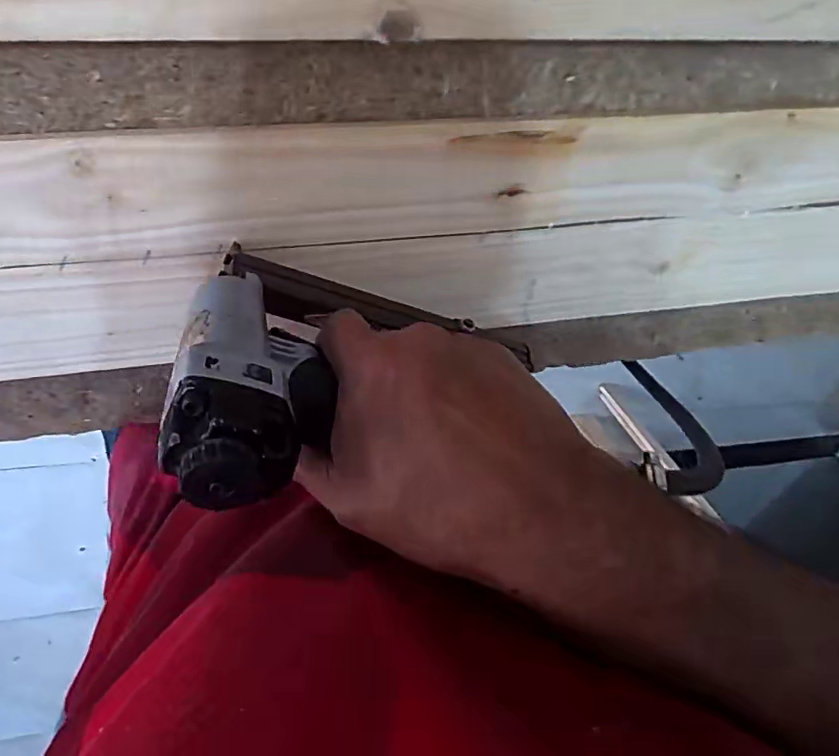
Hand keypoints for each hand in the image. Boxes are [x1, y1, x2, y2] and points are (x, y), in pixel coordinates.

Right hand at [295, 312, 646, 589]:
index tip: (335, 388)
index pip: (335, 326)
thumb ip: (309, 462)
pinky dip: (461, 390)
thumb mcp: (352, 501)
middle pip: (383, 349)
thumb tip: (294, 442)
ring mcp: (465, 345)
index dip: (329, 353)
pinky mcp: (503, 358)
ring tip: (443, 440)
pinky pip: (464, 367)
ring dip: (421, 386)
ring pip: (425, 360)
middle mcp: (417, 340)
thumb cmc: (437, 506)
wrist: (544, 511)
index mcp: (373, 363)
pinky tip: (480, 434)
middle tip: (391, 433)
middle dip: (378, 382)